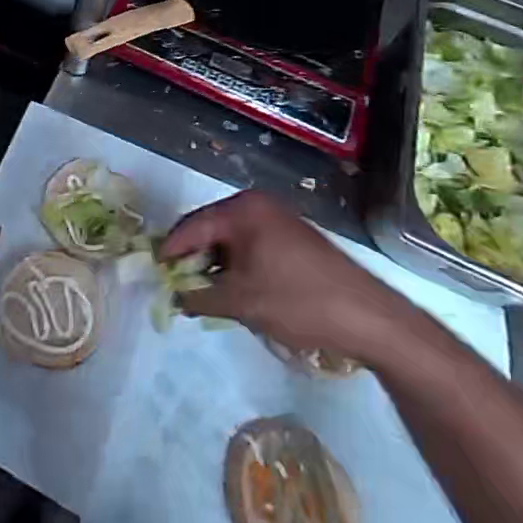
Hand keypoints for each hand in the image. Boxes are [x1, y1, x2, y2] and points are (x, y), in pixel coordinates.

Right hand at [159, 191, 421, 364]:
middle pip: (208, 228)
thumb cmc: (298, 302)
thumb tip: (174, 296)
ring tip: (204, 293)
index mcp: (241, 209)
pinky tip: (235, 290)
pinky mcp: (292, 237)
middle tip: (177, 286)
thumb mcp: (240, 303)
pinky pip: (250, 245)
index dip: (170, 251)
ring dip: (214, 264)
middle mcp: (258, 205)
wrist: (369, 317)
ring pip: (229, 239)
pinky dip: (237, 265)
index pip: (190, 226)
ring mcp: (278, 219)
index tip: (154, 274)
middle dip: (191, 258)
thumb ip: (198, 296)